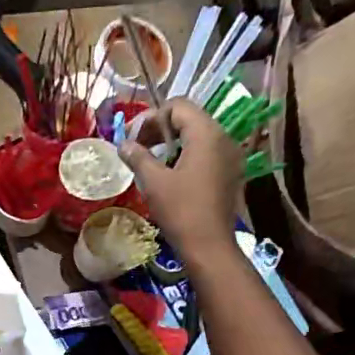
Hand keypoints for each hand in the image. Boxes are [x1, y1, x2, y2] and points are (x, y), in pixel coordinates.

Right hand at [118, 98, 242, 249]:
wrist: (209, 248)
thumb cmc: (181, 211)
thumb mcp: (154, 182)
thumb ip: (138, 156)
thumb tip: (123, 144)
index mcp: (207, 133)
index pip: (177, 106)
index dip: (151, 117)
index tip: (133, 138)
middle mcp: (224, 138)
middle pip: (189, 119)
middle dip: (161, 130)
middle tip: (137, 148)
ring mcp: (231, 157)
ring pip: (198, 138)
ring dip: (173, 145)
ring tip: (151, 163)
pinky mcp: (231, 175)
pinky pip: (207, 155)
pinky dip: (187, 157)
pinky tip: (171, 176)